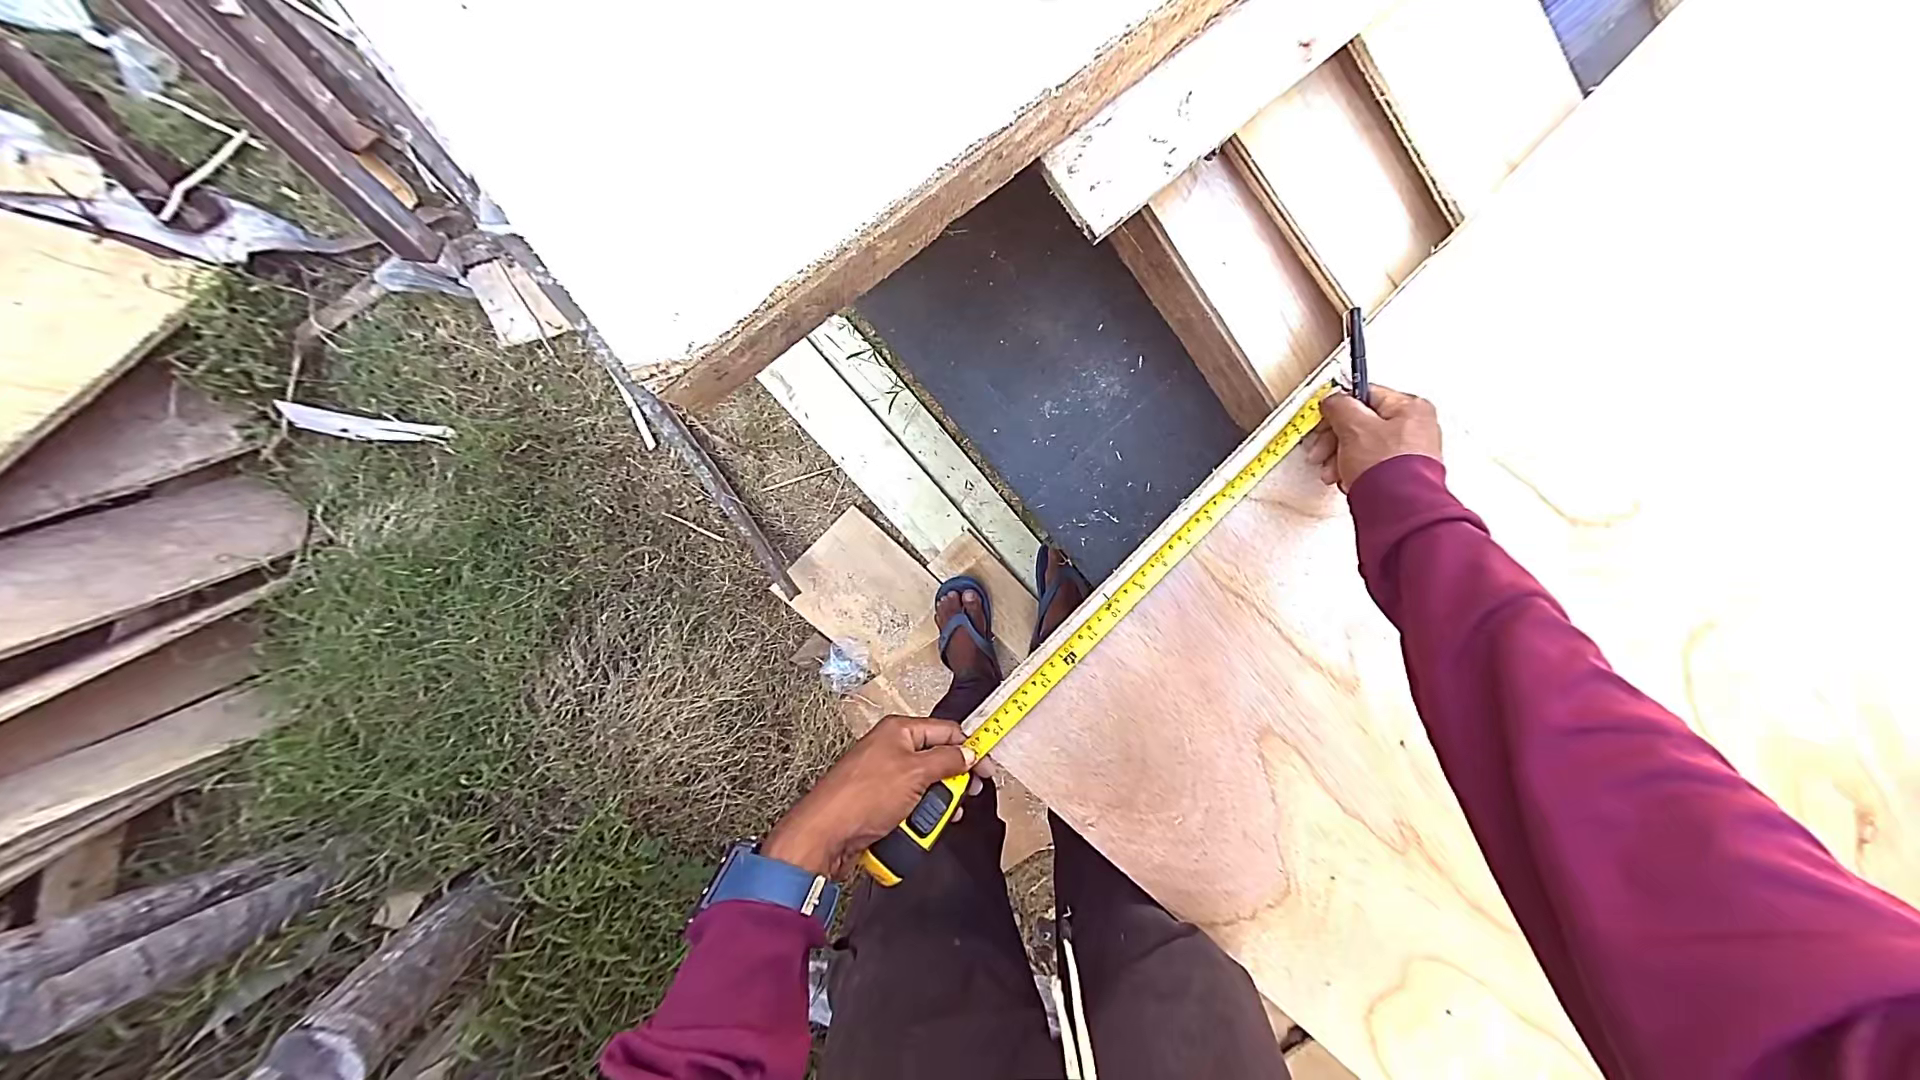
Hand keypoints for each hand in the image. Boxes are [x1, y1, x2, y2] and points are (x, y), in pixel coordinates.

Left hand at [761, 715, 977, 877]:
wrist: (825, 835)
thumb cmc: (859, 797)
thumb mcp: (915, 773)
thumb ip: (947, 761)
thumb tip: (967, 753)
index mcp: (899, 732)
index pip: (946, 731)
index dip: (969, 748)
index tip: (985, 767)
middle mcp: (891, 750)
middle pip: (937, 761)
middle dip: (952, 782)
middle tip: (963, 797)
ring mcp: (884, 778)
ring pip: (926, 788)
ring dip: (935, 806)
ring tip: (934, 819)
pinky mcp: (879, 804)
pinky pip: (910, 807)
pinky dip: (918, 819)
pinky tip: (918, 830)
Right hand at [1302, 384, 1441, 490]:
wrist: (1397, 507)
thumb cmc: (1386, 468)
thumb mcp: (1354, 427)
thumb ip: (1340, 406)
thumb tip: (1333, 400)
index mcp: (1410, 407)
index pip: (1365, 395)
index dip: (1338, 408)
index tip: (1324, 418)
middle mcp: (1416, 426)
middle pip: (1361, 422)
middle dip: (1334, 439)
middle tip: (1322, 449)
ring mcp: (1410, 451)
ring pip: (1362, 445)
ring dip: (1339, 456)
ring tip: (1332, 470)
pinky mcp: (1401, 471)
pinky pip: (1369, 463)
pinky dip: (1352, 469)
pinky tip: (1346, 477)